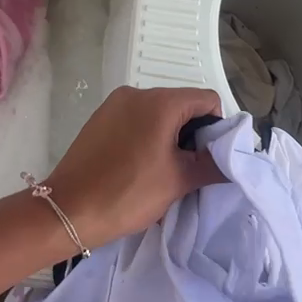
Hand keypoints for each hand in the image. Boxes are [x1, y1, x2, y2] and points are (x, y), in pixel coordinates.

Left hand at [42, 85, 224, 247]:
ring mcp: (114, 103)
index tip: (211, 158)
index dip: (217, 127)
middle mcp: (137, 93)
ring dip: (169, 136)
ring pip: (158, 113)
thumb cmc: (128, 192)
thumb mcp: (177, 181)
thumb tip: (233, 158)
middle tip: (189, 168)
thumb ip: (211, 164)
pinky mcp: (100, 118)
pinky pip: (135, 119)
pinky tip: (139, 166)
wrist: (69, 209)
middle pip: (182, 104)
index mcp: (160, 102)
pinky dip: (147, 136)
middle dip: (192, 134)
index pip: (207, 100)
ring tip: (164, 171)